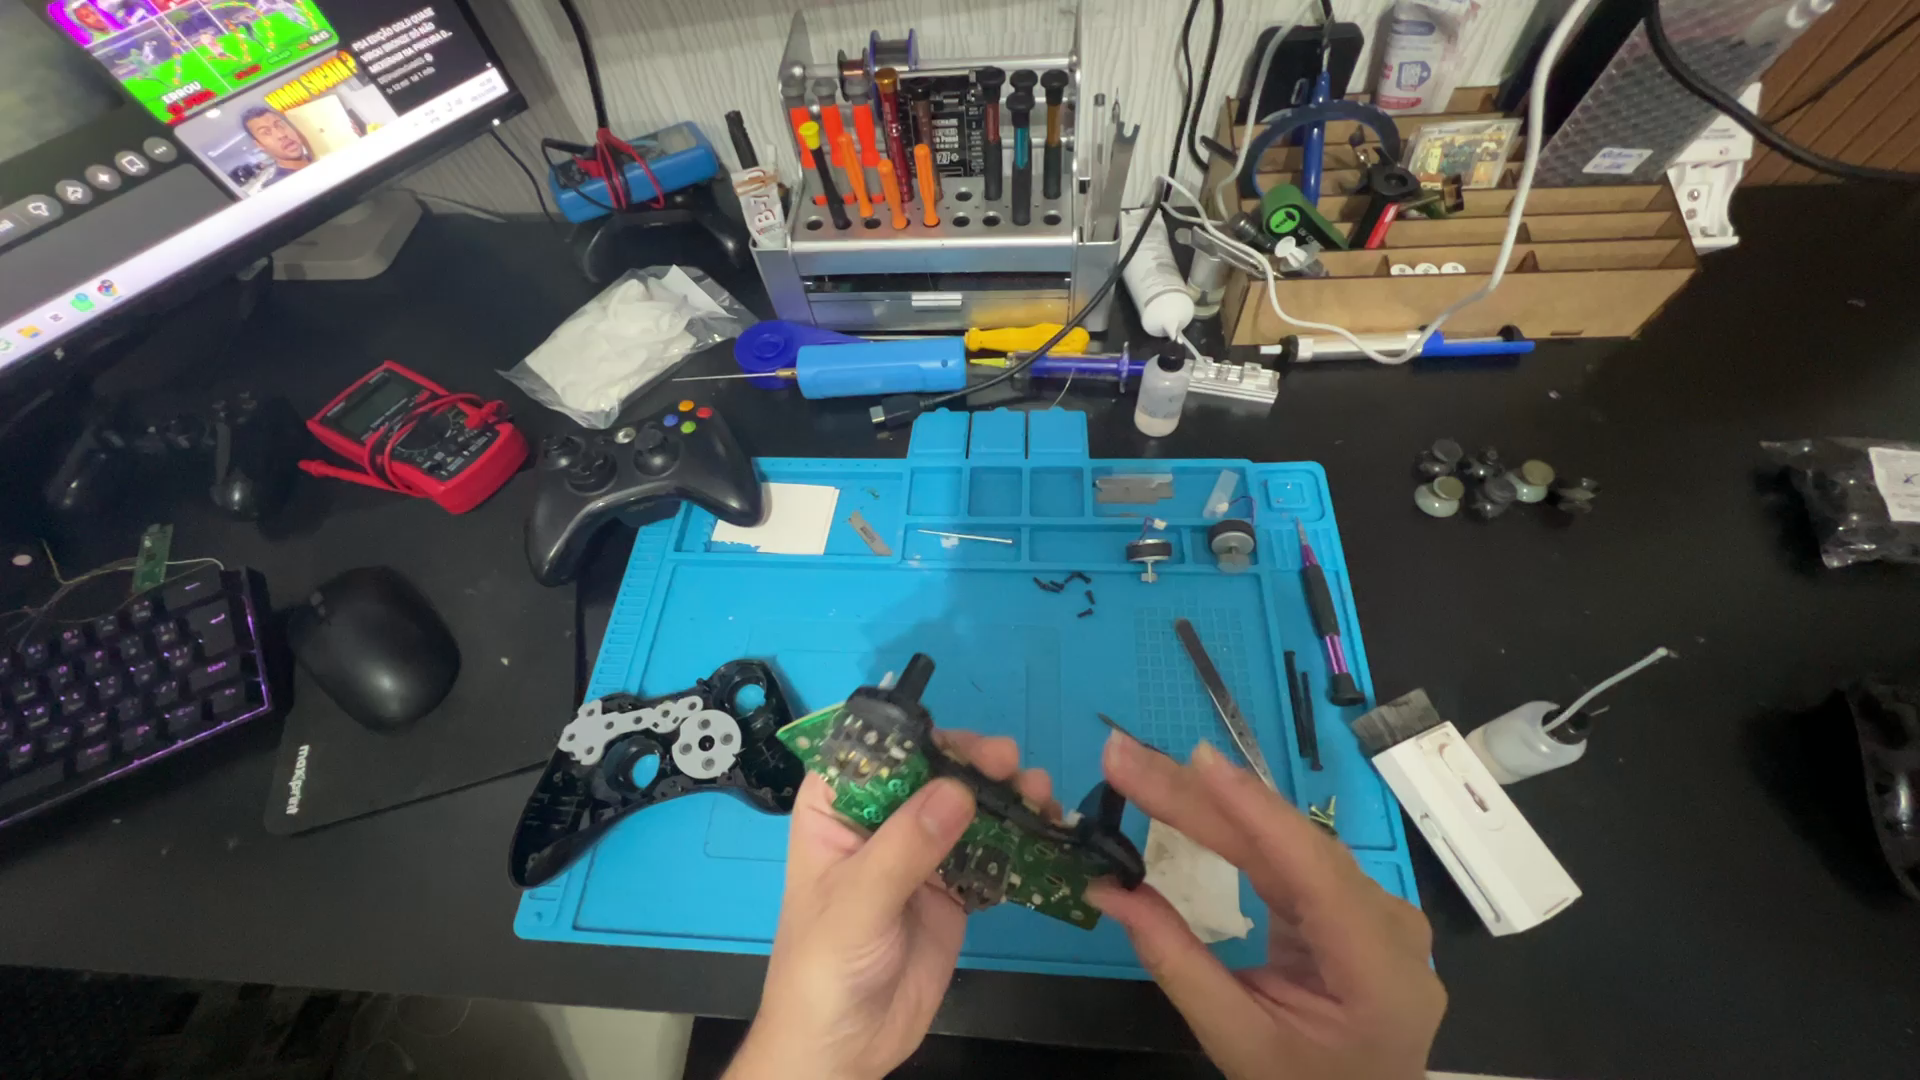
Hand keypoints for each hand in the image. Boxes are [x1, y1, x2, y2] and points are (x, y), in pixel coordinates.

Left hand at [727, 731, 1056, 1079]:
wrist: (845, 1050)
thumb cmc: (825, 969)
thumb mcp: (857, 904)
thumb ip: (906, 847)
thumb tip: (959, 790)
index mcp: (838, 807)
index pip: (872, 751)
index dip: (915, 735)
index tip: (959, 739)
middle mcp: (880, 817)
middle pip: (929, 770)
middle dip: (970, 760)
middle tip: (1009, 762)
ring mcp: (919, 848)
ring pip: (964, 802)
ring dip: (1002, 791)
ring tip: (1038, 789)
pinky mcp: (952, 882)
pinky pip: (988, 847)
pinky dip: (1017, 835)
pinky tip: (1044, 825)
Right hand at [1089, 734, 1444, 1079]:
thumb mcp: (1239, 1041)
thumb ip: (1175, 960)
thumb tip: (1104, 887)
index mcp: (1379, 969)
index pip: (1312, 870)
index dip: (1253, 809)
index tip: (1197, 758)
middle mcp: (1384, 918)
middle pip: (1282, 841)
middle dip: (1196, 795)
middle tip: (1124, 756)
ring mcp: (1365, 902)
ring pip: (1276, 836)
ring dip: (1203, 799)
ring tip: (1140, 767)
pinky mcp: (1338, 895)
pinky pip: (1277, 848)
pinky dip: (1223, 820)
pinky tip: (1186, 789)